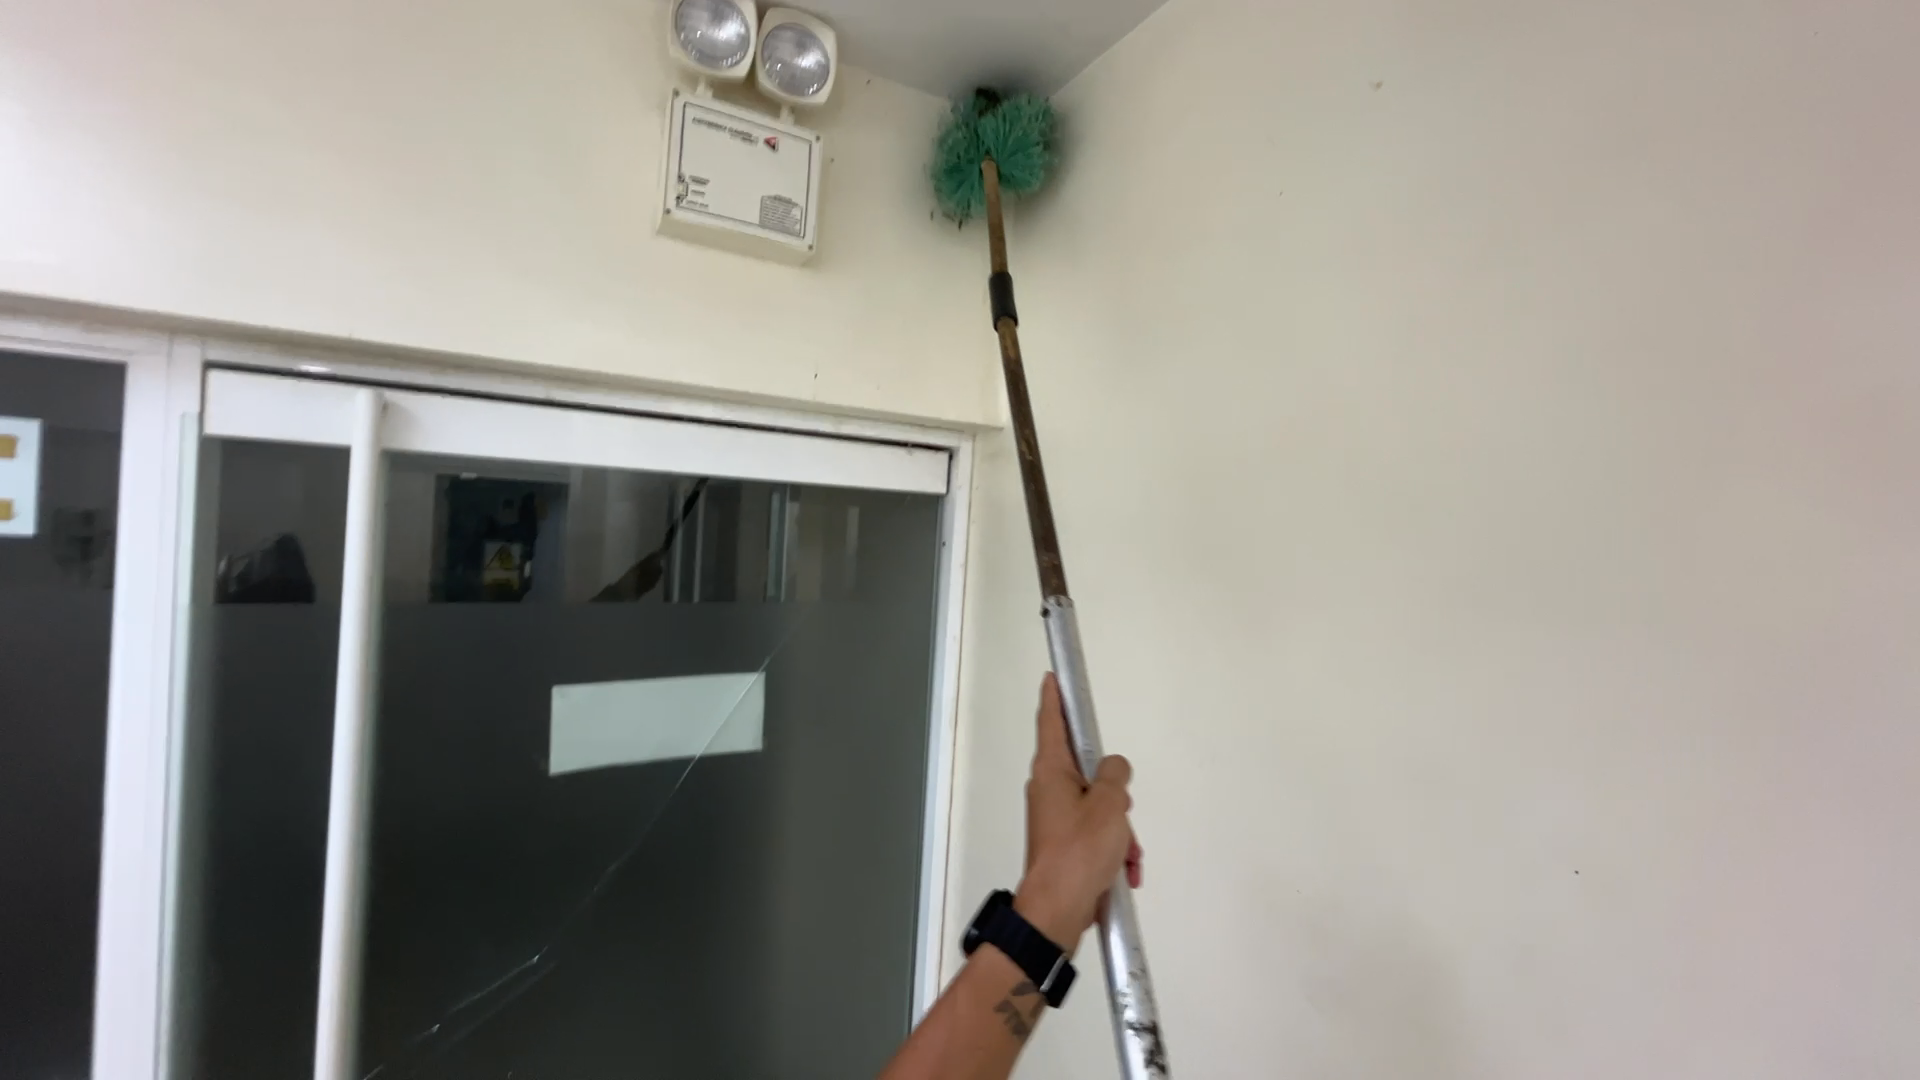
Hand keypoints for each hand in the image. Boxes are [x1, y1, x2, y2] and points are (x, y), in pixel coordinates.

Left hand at [1014, 673, 1142, 949]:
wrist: (1056, 912)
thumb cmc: (1079, 849)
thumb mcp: (1109, 806)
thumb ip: (1116, 777)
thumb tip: (1112, 770)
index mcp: (1051, 770)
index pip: (1052, 722)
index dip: (1054, 698)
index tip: (1051, 677)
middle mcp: (1048, 788)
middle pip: (1087, 772)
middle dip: (1115, 794)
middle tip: (1124, 814)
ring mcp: (1054, 818)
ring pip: (1097, 808)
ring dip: (1120, 830)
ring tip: (1128, 856)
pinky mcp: (1062, 845)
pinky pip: (1094, 836)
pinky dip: (1113, 851)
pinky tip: (1126, 873)